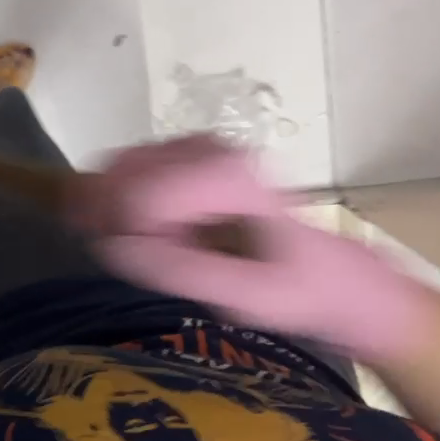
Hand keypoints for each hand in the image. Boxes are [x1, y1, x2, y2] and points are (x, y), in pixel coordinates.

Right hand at [76, 136, 423, 359]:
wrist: (327, 274)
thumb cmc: (293, 289)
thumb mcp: (245, 294)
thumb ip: (180, 269)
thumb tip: (114, 247)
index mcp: (225, 175)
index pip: (139, 193)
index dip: (125, 231)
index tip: (134, 261)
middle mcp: (209, 148)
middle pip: (123, 172)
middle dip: (112, 213)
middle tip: (122, 253)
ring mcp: (196, 146)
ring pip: (121, 167)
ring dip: (115, 205)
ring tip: (137, 244)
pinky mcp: (187, 153)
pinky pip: (131, 166)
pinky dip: (123, 195)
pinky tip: (141, 227)